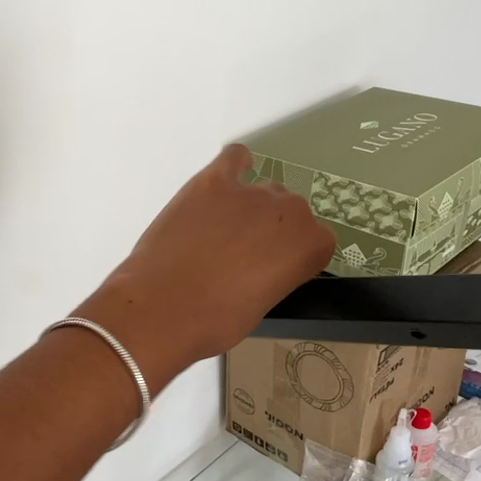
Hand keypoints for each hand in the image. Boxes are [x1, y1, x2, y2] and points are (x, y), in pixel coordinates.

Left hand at [75, 144, 334, 391]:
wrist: (164, 308)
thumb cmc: (216, 321)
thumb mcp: (262, 306)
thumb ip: (275, 276)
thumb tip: (261, 268)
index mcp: (310, 245)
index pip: (317, 243)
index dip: (294, 259)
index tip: (274, 273)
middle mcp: (289, 210)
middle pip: (291, 214)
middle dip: (272, 233)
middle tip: (243, 259)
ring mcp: (250, 192)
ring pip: (263, 191)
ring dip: (251, 209)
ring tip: (222, 235)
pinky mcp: (211, 181)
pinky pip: (233, 159)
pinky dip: (235, 166)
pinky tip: (225, 182)